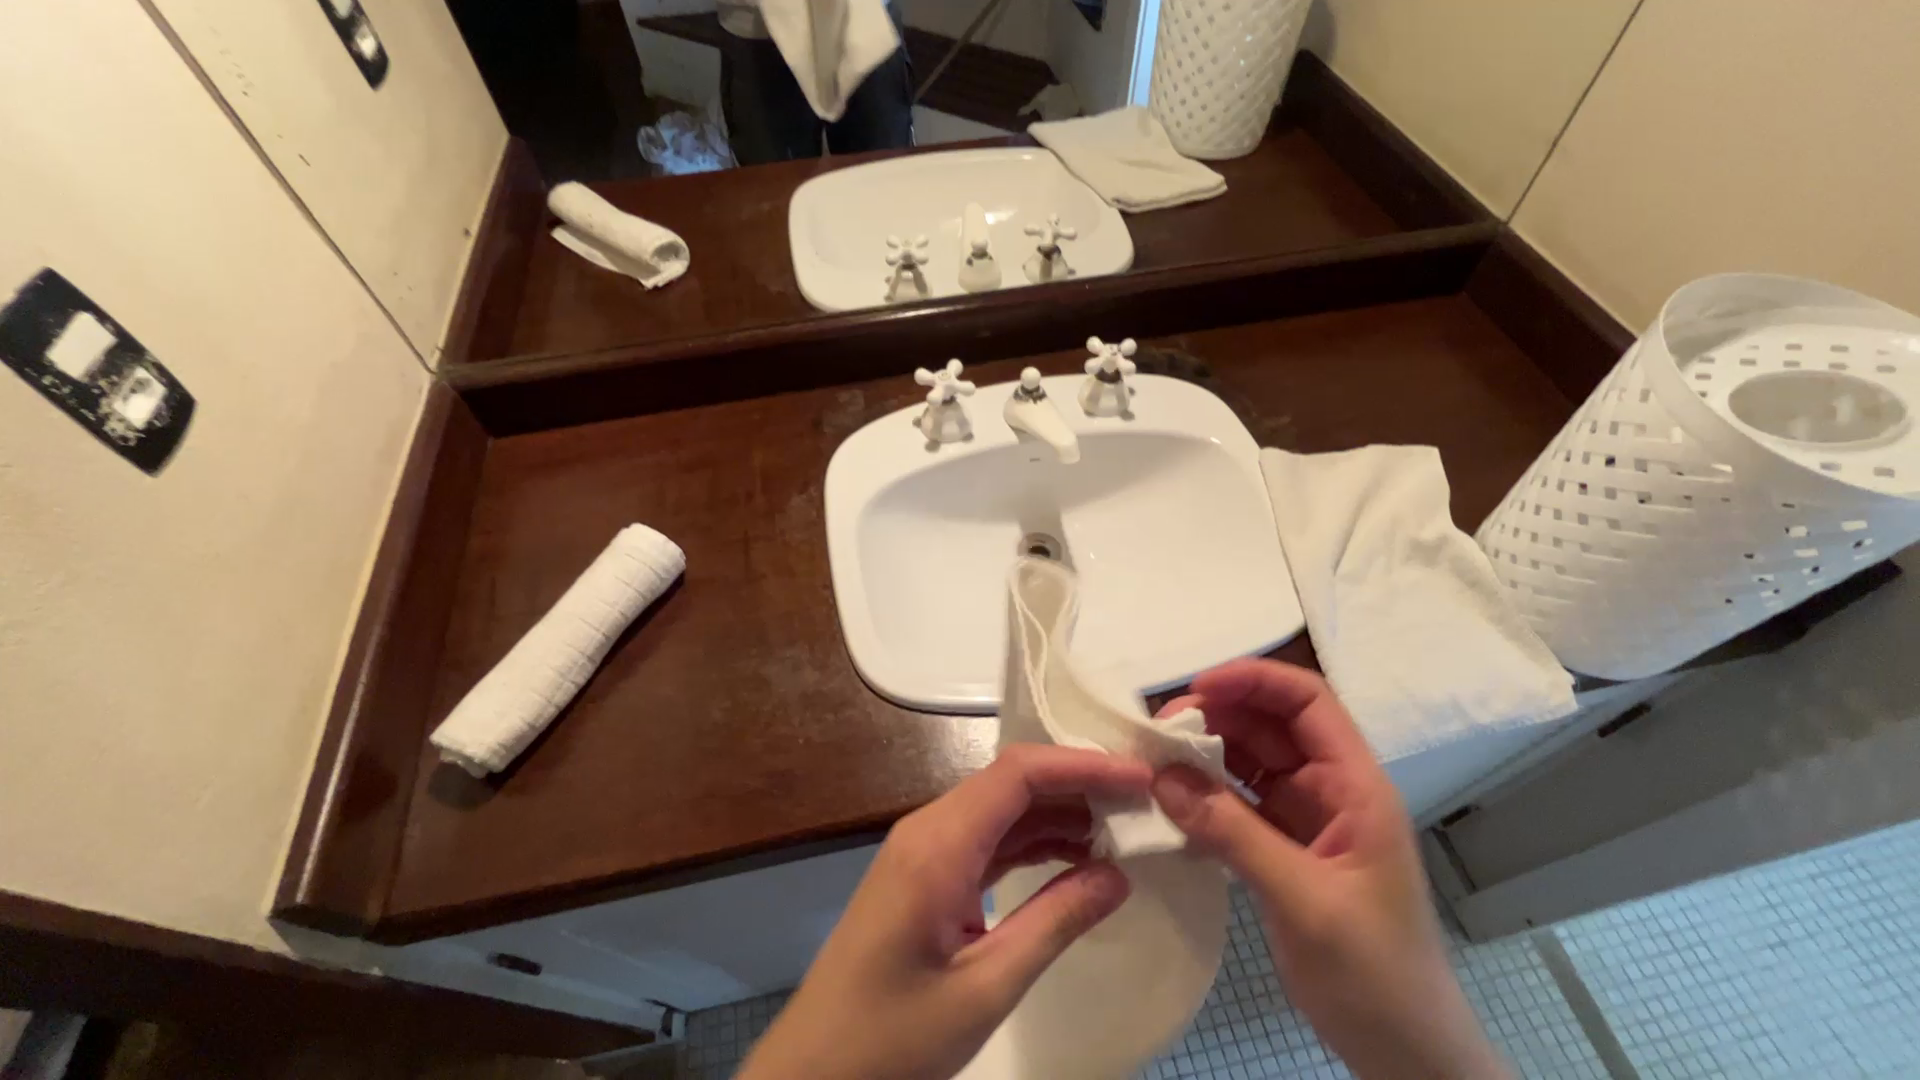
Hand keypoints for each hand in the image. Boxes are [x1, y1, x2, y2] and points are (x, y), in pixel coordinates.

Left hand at [737, 745, 1152, 1079]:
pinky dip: (1035, 844)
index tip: (1142, 777)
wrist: (813, 1072)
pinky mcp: (927, 877)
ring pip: (1003, 811)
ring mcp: (925, 852)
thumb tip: (1119, 875)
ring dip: (1061, 814)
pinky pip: (989, 842)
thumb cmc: (894, 1036)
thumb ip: (1055, 923)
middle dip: (1079, 784)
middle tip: (1146, 801)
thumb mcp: (986, 987)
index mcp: (937, 844)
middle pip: (1012, 783)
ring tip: (1125, 829)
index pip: (1018, 774)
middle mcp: (929, 831)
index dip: (1082, 764)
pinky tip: (1079, 860)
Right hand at [1151, 659, 1509, 1079]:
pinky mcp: (1282, 851)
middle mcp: (1331, 792)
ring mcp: (1305, 821)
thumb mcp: (1305, 901)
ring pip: (1249, 763)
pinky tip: (1168, 803)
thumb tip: (1163, 778)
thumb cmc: (1376, 975)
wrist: (1406, 1055)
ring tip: (1153, 761)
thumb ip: (1234, 834)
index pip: (1308, 703)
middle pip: (1271, 726)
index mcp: (1357, 788)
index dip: (1254, 681)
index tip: (1195, 689)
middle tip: (1157, 732)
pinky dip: (1203, 797)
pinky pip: (1237, 805)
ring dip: (1203, 755)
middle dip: (1216, 716)